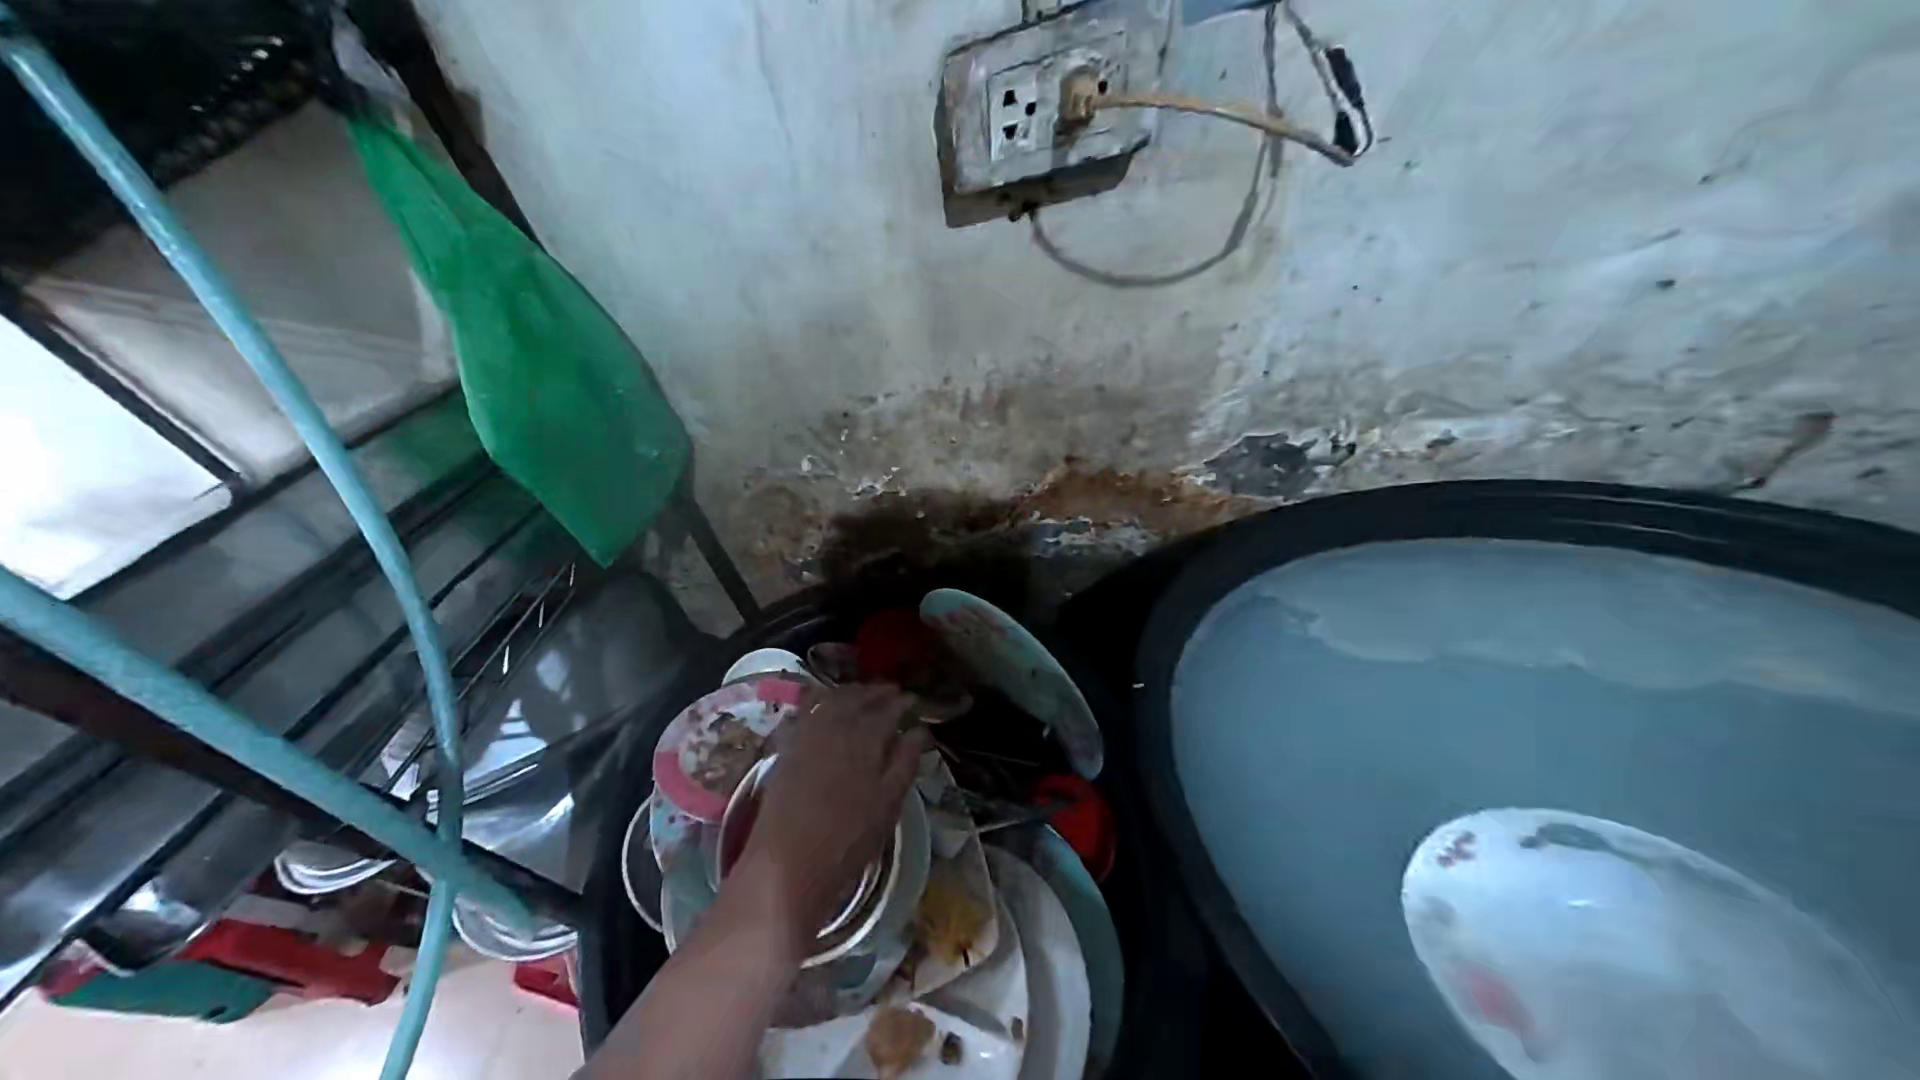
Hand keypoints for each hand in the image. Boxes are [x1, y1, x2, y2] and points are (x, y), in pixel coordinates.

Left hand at [735, 684, 929, 943]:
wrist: (786, 865)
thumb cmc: (848, 840)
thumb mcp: (888, 804)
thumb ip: (905, 762)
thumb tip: (919, 731)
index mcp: (864, 737)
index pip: (888, 710)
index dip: (902, 703)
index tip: (914, 700)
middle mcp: (833, 727)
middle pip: (856, 698)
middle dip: (876, 692)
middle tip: (891, 691)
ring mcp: (805, 736)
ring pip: (829, 700)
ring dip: (848, 693)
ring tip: (862, 695)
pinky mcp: (784, 749)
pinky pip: (805, 712)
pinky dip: (819, 703)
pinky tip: (824, 709)